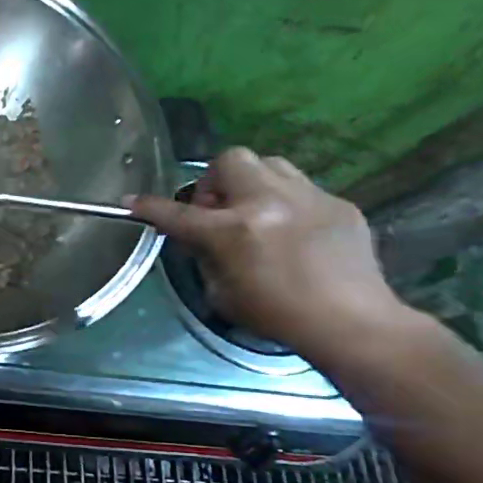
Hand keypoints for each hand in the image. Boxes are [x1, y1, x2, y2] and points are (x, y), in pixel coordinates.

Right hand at [125, 148, 410, 359]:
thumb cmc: (275, 315)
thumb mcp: (220, 291)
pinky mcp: (338, 203)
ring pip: (270, 163)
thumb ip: (205, 255)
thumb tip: (199, 236)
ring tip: (254, 212)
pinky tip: (292, 232)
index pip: (178, 213)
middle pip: (230, 160)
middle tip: (216, 210)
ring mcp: (308, 197)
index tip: (132, 200)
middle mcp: (269, 202)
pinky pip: (302, 189)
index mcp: (233, 230)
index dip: (151, 207)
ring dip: (252, 183)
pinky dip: (286, 203)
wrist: (349, 321)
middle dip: (214, 181)